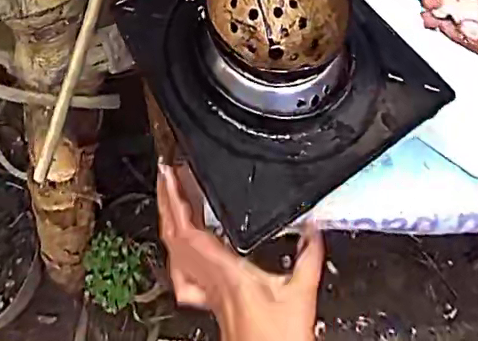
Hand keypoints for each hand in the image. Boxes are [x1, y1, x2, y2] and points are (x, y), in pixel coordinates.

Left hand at [156, 164, 322, 340]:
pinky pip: (184, 273)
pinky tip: (180, 244)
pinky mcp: (211, 303)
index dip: (175, 200)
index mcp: (226, 272)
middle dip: (165, 201)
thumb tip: (314, 227)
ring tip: (168, 196)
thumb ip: (308, 257)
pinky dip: (177, 250)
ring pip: (175, 253)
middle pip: (174, 237)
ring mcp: (207, 294)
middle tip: (164, 174)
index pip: (188, 230)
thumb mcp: (300, 295)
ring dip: (168, 221)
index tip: (170, 174)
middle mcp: (210, 282)